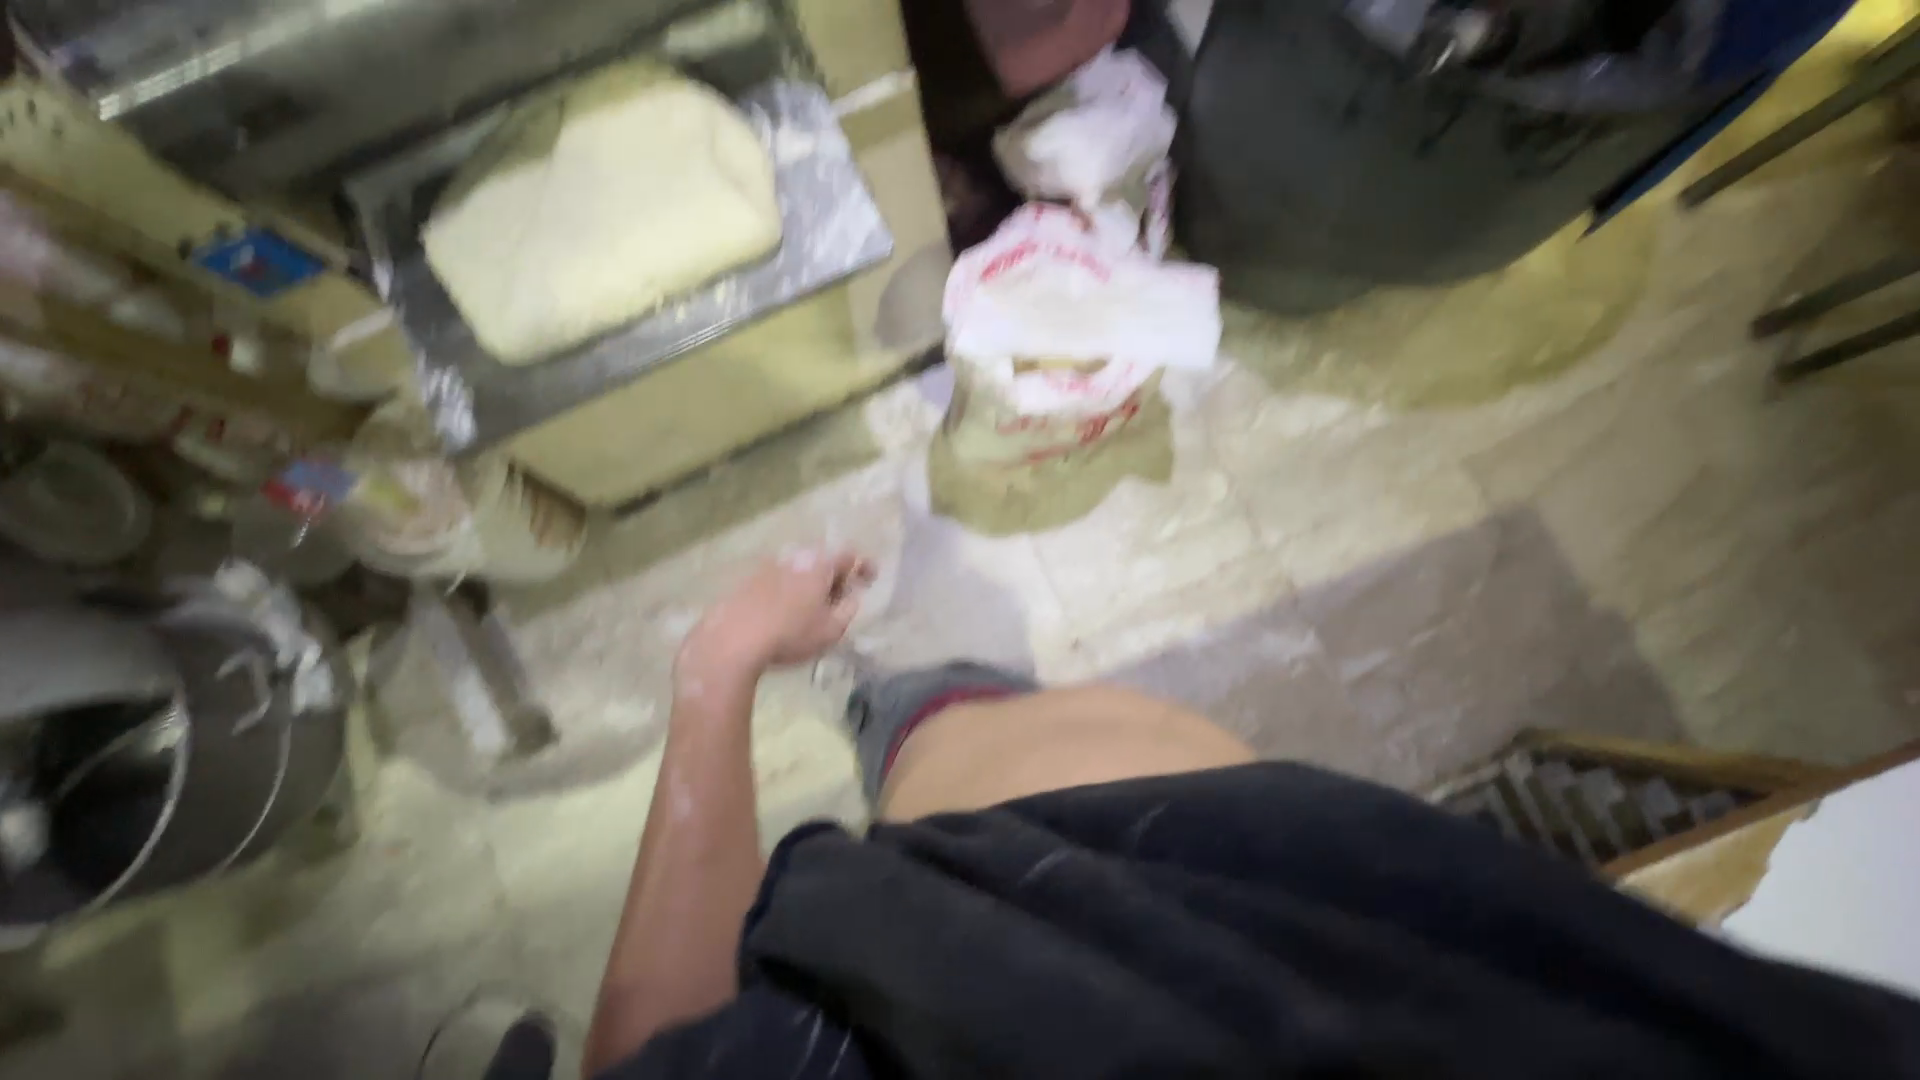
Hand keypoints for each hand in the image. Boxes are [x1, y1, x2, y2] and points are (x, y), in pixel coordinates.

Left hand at [677, 549, 874, 679]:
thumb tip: (851, 597)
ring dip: (808, 585)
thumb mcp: (832, 629)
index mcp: (818, 565)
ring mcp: (767, 568)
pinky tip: (784, 615)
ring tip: (811, 610)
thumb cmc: (791, 634)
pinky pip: (777, 582)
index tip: (869, 579)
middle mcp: (793, 558)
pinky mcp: (746, 582)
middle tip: (839, 599)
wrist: (733, 641)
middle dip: (834, 577)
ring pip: (797, 571)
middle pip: (821, 561)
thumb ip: (848, 609)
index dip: (863, 566)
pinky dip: (787, 593)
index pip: (848, 555)